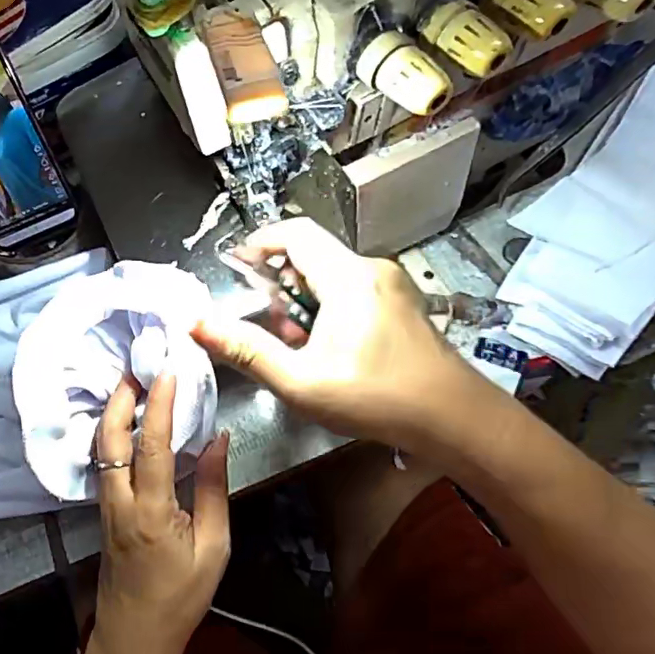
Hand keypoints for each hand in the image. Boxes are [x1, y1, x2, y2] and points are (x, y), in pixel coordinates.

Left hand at [87, 373, 230, 653]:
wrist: (134, 640)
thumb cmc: (180, 598)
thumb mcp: (213, 548)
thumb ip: (211, 490)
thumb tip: (217, 441)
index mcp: (150, 511)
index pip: (150, 445)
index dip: (159, 405)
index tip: (167, 372)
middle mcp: (119, 502)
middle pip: (109, 439)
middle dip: (120, 399)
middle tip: (137, 369)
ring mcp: (105, 507)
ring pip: (101, 449)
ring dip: (114, 414)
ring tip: (132, 387)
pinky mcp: (103, 513)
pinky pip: (104, 464)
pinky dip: (113, 436)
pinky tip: (128, 426)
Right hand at [193, 218, 514, 454]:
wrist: (456, 419)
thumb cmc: (378, 398)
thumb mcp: (301, 381)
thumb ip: (247, 350)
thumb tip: (198, 323)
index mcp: (348, 277)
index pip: (294, 234)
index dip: (259, 243)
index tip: (236, 267)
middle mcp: (372, 269)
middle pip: (311, 255)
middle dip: (280, 283)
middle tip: (271, 324)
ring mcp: (391, 285)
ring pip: (331, 274)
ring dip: (304, 299)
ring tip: (299, 344)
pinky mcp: (401, 303)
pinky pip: (352, 289)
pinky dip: (328, 307)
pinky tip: (329, 347)